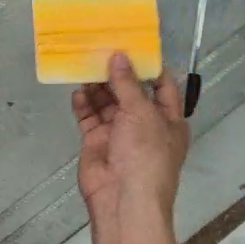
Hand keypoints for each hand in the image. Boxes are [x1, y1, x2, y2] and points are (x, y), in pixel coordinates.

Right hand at [71, 52, 189, 227]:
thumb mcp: (142, 113)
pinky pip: (89, 119)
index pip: (162, 87)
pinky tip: (77, 91)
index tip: (133, 45)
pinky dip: (83, 105)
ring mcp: (119, 134)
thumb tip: (119, 57)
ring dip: (98, 87)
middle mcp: (144, 125)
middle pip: (130, 93)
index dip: (149, 67)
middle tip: (101, 49)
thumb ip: (127, 84)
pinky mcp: (97, 142)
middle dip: (117, 74)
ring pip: (107, 104)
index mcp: (168, 119)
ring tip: (85, 65)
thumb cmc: (145, 153)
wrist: (123, 198)